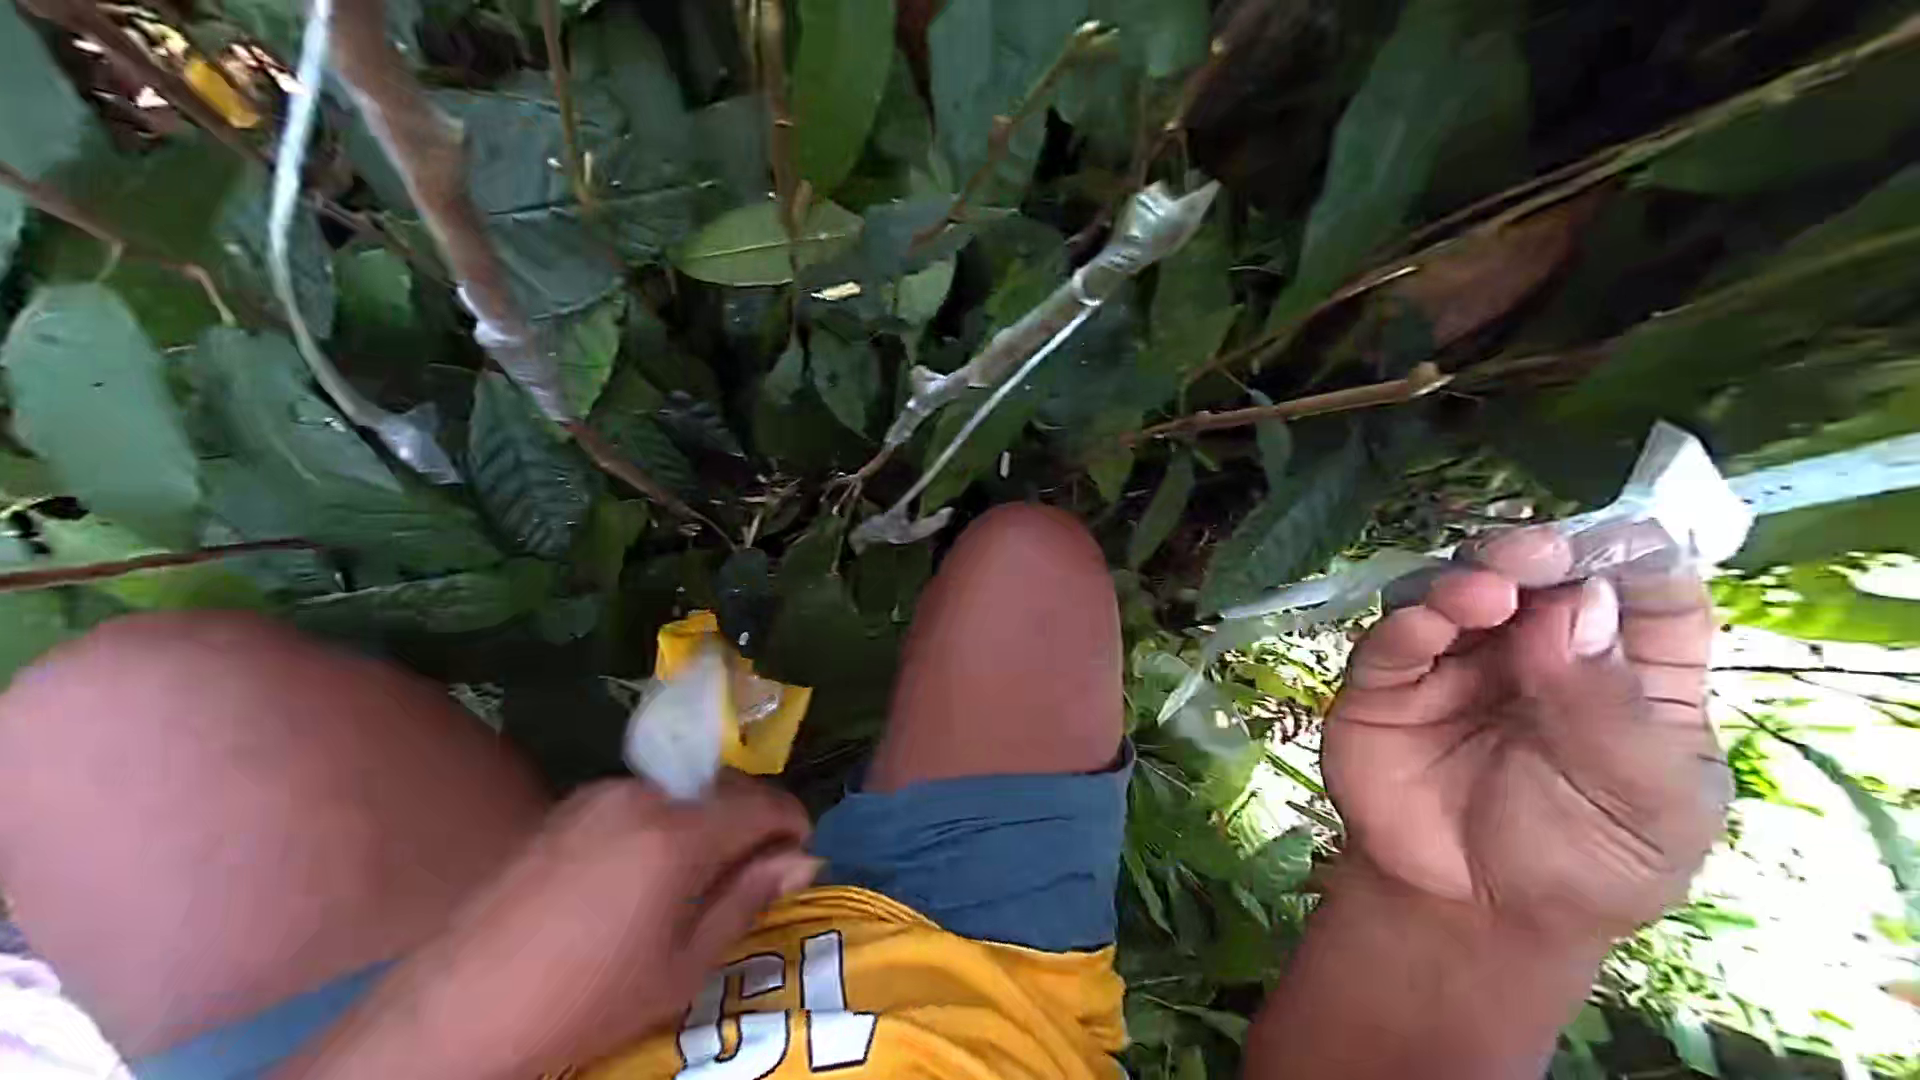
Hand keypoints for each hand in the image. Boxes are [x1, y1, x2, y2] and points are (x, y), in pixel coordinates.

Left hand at [281, 773, 816, 1079]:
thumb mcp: (683, 966)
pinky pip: (644, 799)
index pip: (765, 802)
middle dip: (753, 822)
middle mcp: (646, 793)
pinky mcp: (570, 806)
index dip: (793, 824)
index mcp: (680, 831)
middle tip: (754, 872)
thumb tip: (804, 859)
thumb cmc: (584, 1003)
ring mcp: (603, 794)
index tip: (798, 856)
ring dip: (709, 820)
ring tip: (699, 875)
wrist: (449, 1021)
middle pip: (727, 789)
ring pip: (685, 791)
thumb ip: (749, 898)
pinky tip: (644, 871)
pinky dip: (667, 820)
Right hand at [1322, 527, 1731, 941]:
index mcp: (1620, 673)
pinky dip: (1406, 623)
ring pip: (1451, 595)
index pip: (1639, 597)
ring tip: (1483, 592)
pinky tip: (1426, 623)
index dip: (1632, 561)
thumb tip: (1577, 606)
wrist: (1465, 905)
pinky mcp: (1383, 682)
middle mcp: (1531, 653)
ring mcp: (1451, 663)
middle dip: (1534, 556)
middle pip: (1533, 581)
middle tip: (1533, 553)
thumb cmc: (1578, 860)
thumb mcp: (1639, 799)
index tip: (1623, 541)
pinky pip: (1390, 641)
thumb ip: (1609, 705)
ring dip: (1466, 580)